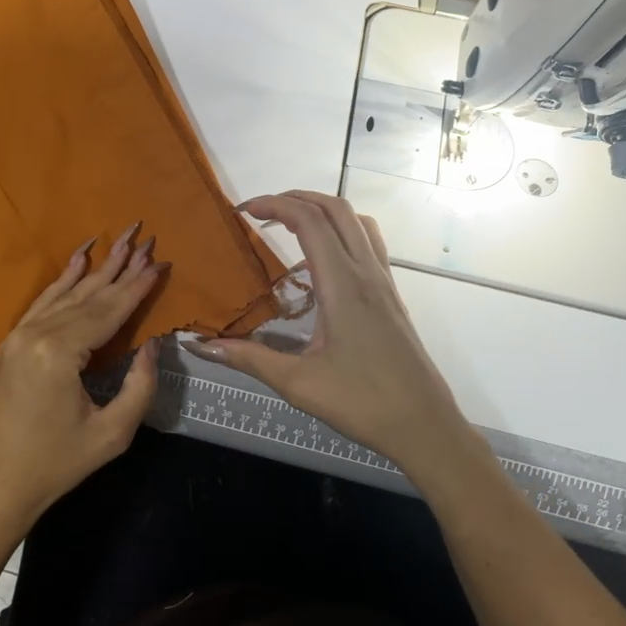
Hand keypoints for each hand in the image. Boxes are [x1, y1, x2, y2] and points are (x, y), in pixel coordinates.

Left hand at [0, 223, 164, 534]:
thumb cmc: (57, 465)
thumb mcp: (111, 434)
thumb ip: (139, 386)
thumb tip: (152, 345)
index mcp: (60, 353)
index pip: (108, 311)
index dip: (137, 287)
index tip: (160, 262)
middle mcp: (37, 334)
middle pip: (88, 295)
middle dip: (120, 266)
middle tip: (145, 236)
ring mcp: (19, 335)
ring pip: (66, 293)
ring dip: (96, 267)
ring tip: (122, 241)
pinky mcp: (12, 343)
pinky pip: (43, 302)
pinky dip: (64, 279)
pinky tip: (78, 259)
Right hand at [190, 191, 464, 470]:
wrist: (425, 426)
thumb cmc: (362, 403)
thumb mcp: (298, 384)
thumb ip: (248, 358)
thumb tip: (200, 344)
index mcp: (343, 285)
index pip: (309, 221)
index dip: (274, 204)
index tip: (243, 211)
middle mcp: (366, 273)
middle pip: (335, 209)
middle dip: (296, 198)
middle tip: (261, 212)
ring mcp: (384, 282)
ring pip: (357, 221)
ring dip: (322, 209)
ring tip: (290, 224)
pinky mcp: (392, 295)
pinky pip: (368, 242)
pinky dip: (341, 230)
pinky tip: (322, 258)